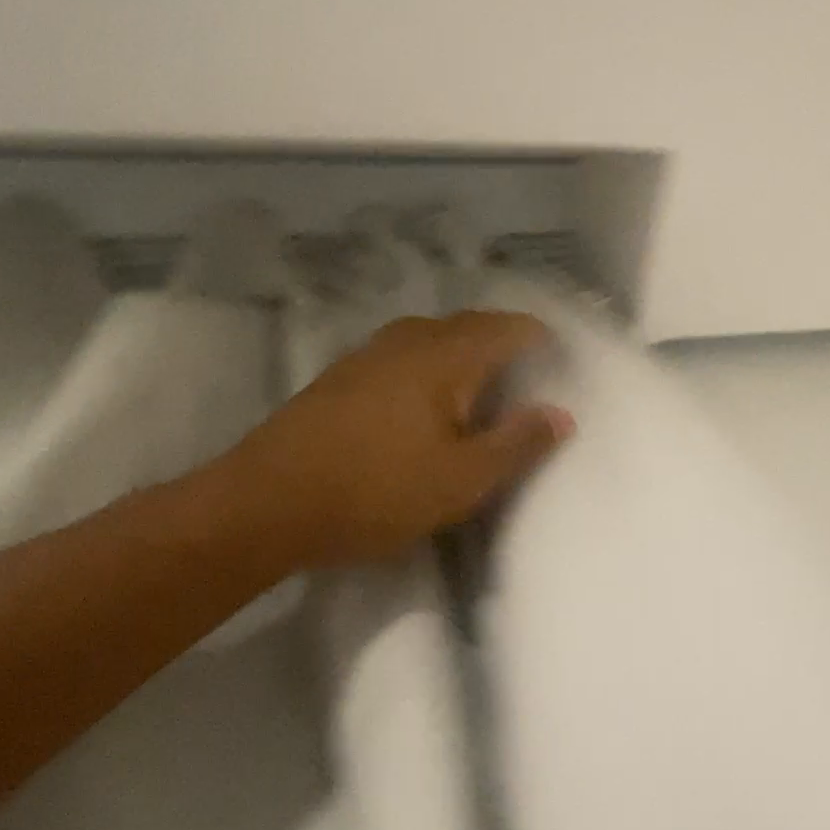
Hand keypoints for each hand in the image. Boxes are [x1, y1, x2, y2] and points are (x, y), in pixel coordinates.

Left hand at [188, 310, 573, 573]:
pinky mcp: (339, 378)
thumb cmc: (377, 491)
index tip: (561, 360)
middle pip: (468, 325)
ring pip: (430, 338)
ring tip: (481, 387)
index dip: (539, 338)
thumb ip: (518, 443)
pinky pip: (401, 356)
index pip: (508, 328)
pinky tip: (423, 404)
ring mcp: (367, 355)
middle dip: (502, 341)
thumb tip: (562, 414)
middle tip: (528, 373)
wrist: (267, 504)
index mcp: (445, 356)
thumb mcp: (463, 479)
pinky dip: (428, 368)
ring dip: (462, 353)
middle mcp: (408, 340)